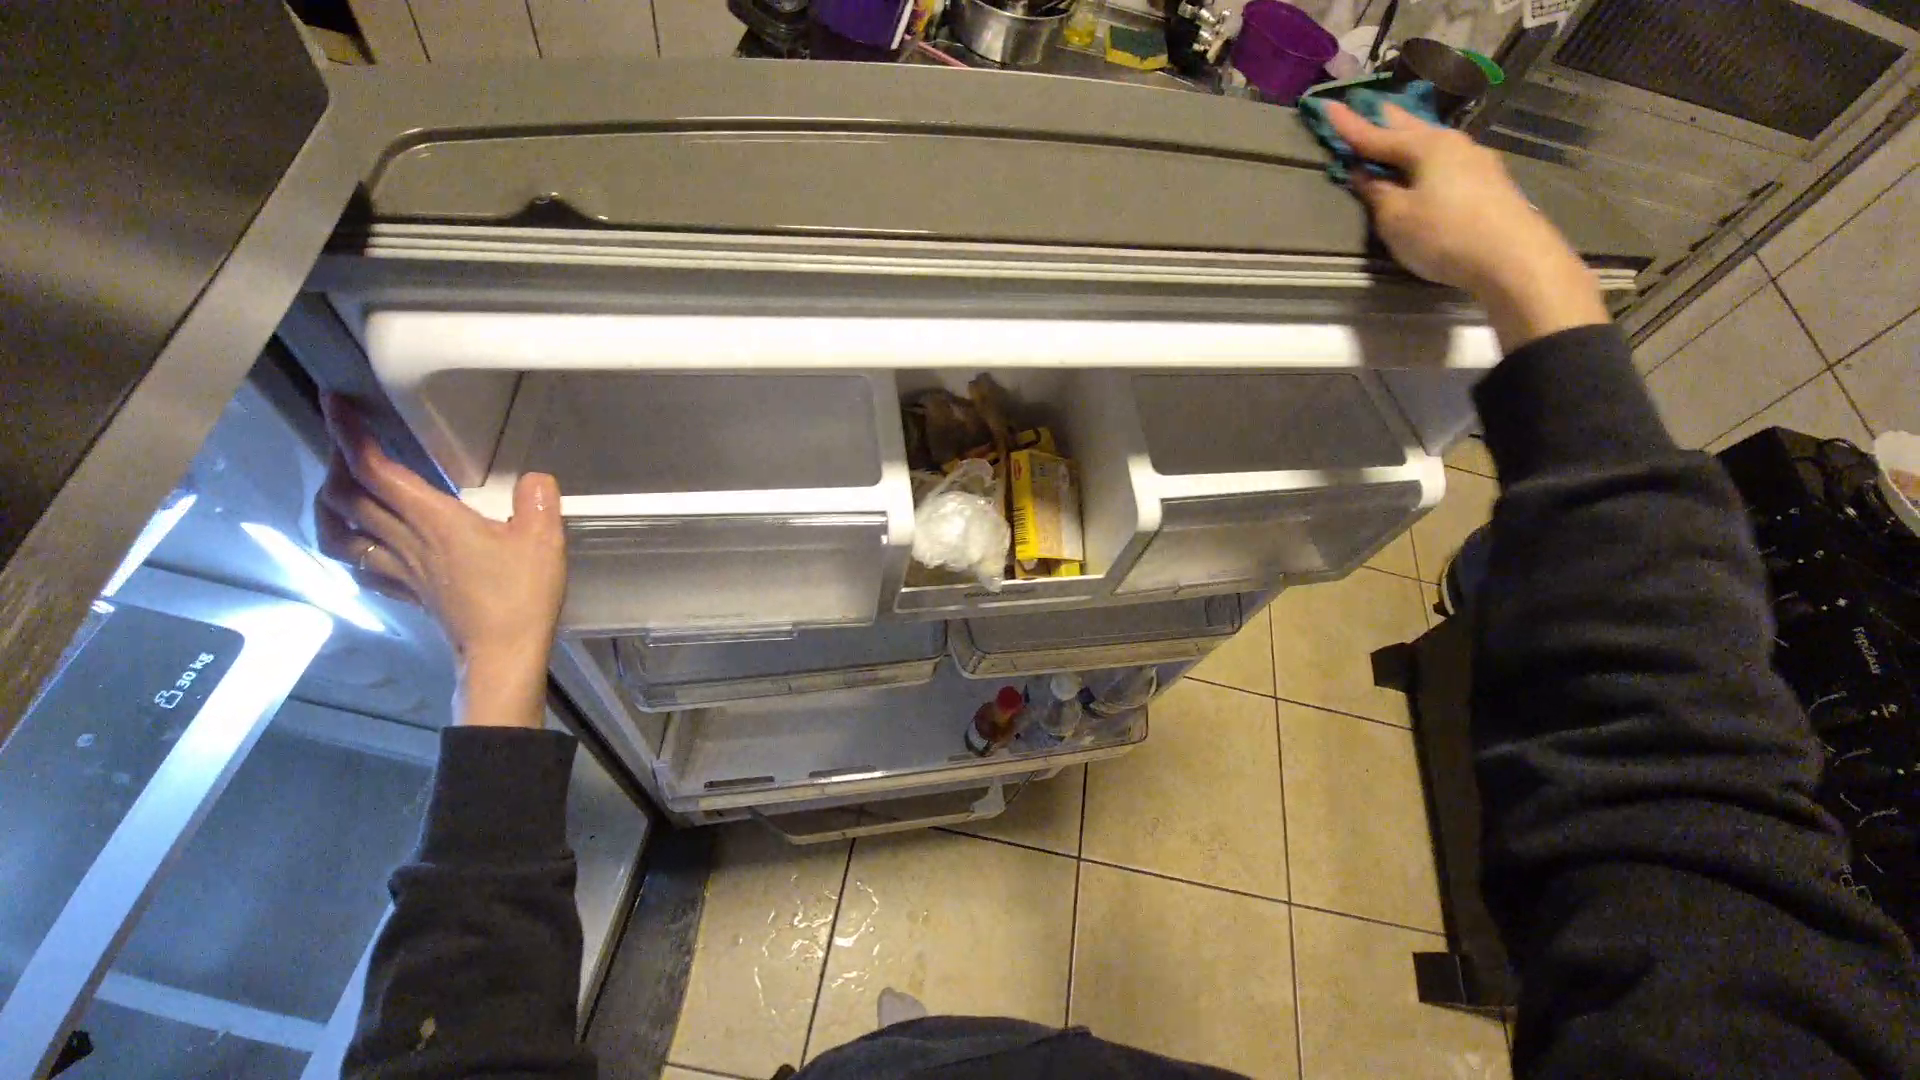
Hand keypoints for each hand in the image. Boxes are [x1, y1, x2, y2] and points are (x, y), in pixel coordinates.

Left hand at [315, 396, 566, 728]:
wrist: (502, 654)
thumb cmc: (521, 597)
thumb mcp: (545, 540)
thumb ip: (537, 500)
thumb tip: (533, 479)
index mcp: (433, 520)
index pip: (375, 469)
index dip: (349, 433)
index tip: (335, 402)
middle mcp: (405, 540)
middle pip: (347, 495)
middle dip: (338, 459)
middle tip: (350, 438)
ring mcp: (400, 570)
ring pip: (340, 532)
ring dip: (330, 504)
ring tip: (339, 487)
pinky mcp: (408, 592)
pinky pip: (362, 564)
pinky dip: (351, 545)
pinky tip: (363, 543)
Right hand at [1325, 102, 1609, 349]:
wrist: (1512, 257)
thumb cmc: (1444, 234)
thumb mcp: (1395, 218)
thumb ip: (1376, 192)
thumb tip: (1363, 174)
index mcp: (1426, 146)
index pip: (1376, 135)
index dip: (1348, 124)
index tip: (1328, 105)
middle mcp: (1453, 144)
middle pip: (1411, 127)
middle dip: (1387, 119)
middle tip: (1369, 107)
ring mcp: (1475, 161)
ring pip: (1432, 142)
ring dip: (1410, 137)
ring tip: (1395, 133)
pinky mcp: (1487, 182)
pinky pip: (1446, 160)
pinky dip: (1426, 158)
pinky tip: (1425, 165)